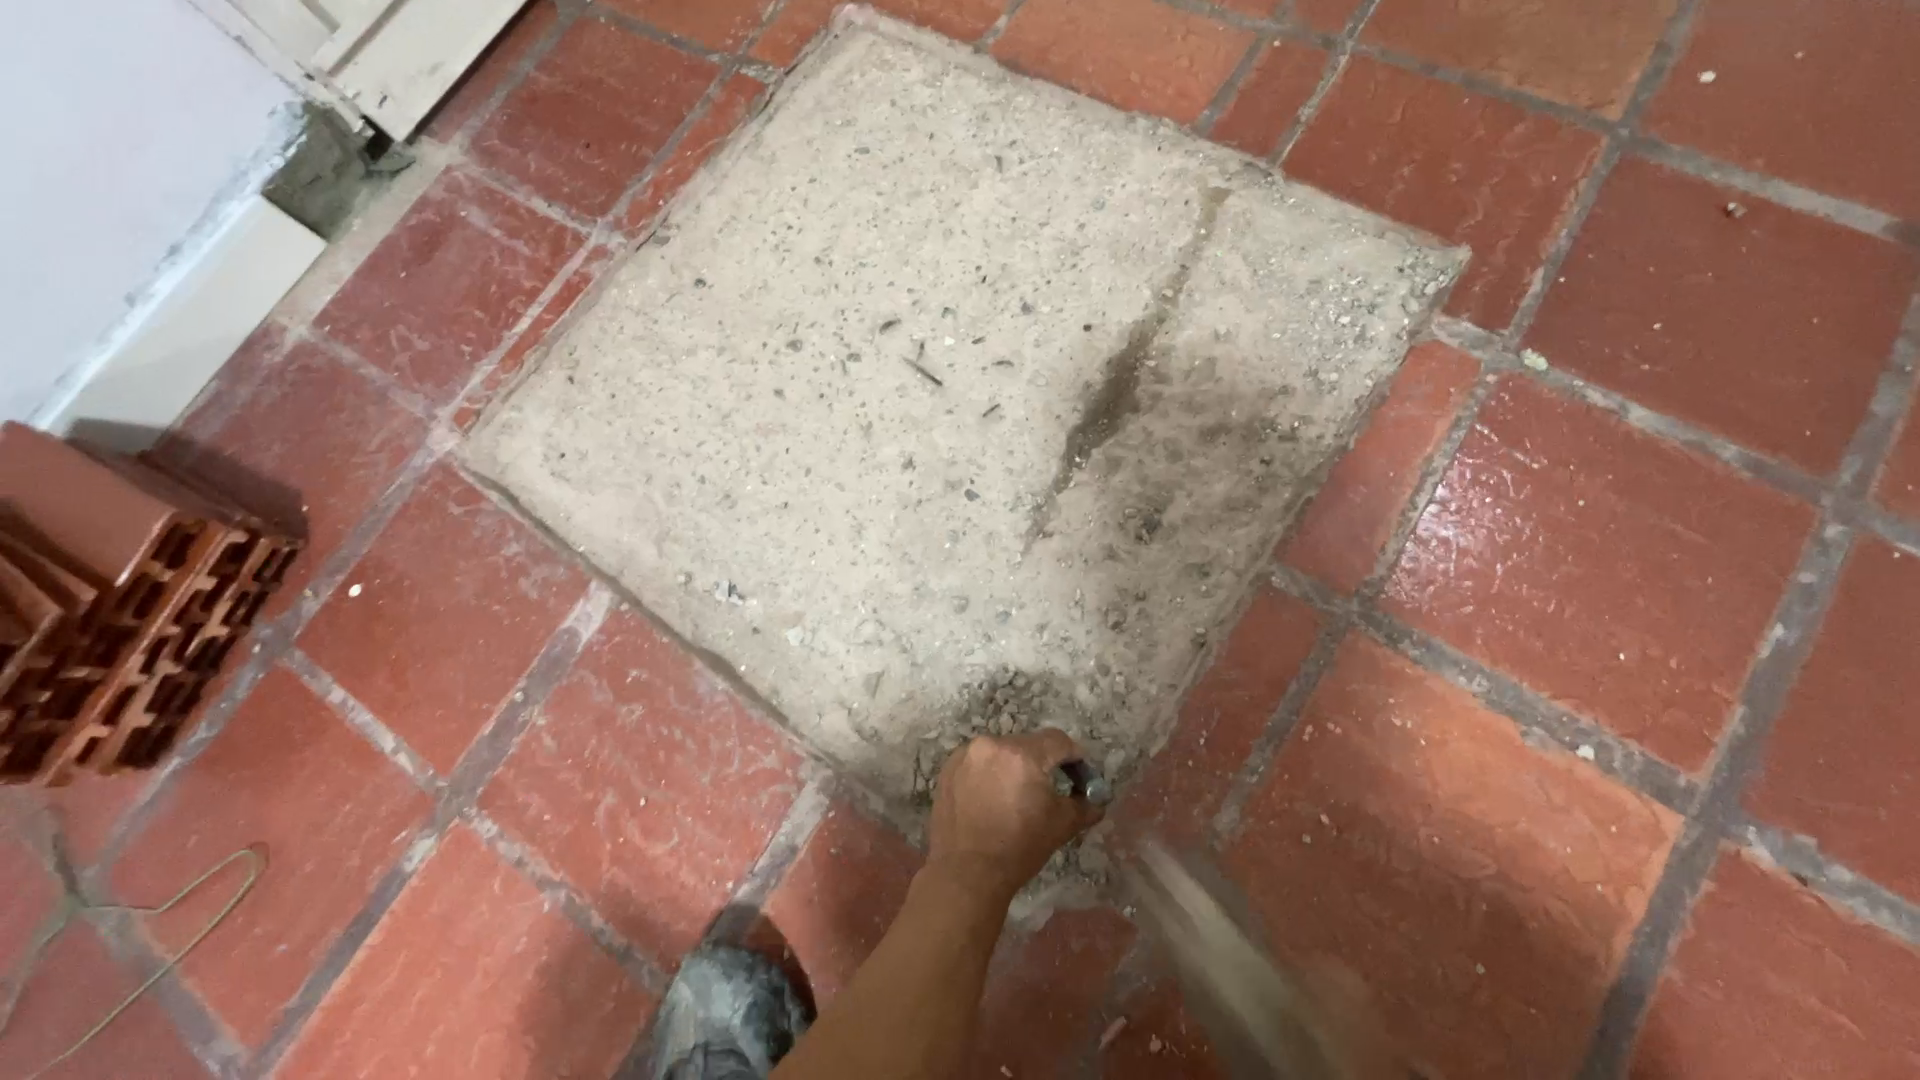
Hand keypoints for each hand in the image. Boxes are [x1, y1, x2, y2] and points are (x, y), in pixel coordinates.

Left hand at [926, 729, 1103, 903]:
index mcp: (1022, 755)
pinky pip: (978, 762)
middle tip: (1048, 789)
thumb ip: (1085, 805)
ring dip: (1013, 767)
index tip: (1079, 775)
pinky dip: (989, 773)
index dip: (1074, 756)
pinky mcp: (948, 769)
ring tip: (1016, 796)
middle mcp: (992, 745)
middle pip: (1028, 744)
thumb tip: (1097, 799)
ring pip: (1001, 752)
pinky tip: (992, 799)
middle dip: (1042, 763)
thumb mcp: (1061, 826)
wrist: (966, 873)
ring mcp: (966, 755)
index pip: (1058, 740)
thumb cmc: (1019, 848)